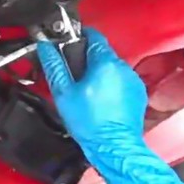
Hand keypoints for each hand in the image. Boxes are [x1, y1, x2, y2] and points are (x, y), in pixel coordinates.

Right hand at [37, 29, 183, 183]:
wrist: (115, 148)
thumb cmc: (91, 124)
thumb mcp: (64, 94)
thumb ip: (54, 66)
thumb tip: (45, 47)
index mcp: (105, 63)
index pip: (93, 35)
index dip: (78, 37)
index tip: (69, 44)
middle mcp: (123, 67)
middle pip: (102, 51)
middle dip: (87, 59)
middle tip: (73, 74)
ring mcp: (133, 80)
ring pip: (112, 66)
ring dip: (100, 73)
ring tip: (87, 91)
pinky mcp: (138, 93)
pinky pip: (122, 80)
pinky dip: (112, 85)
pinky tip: (101, 100)